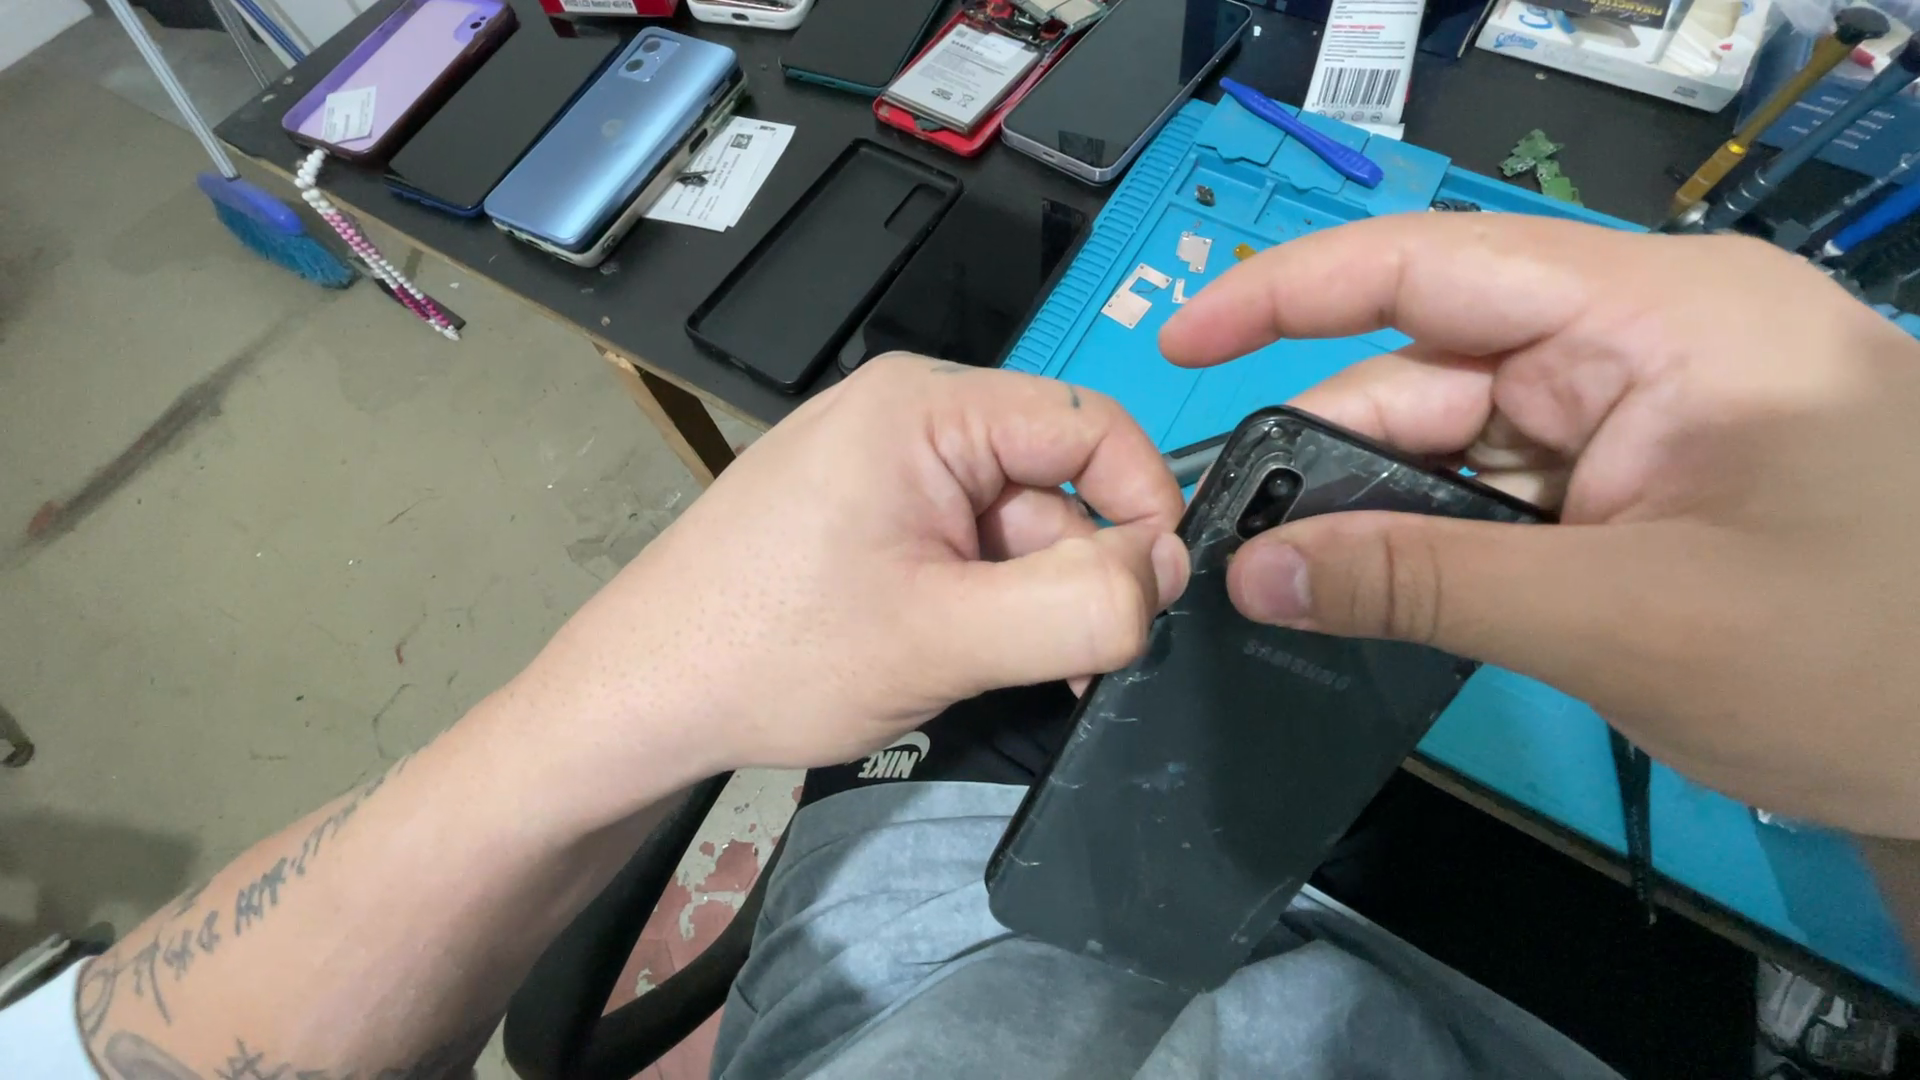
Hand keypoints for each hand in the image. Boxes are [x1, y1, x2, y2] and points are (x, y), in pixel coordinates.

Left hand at [499, 356, 1187, 791]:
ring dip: (1024, 602)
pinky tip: (957, 652)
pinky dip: (983, 603)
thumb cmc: (775, 655)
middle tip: (1062, 669)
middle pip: (1049, 485)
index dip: (1143, 503)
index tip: (1153, 595)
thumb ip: (1075, 606)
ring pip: (1009, 529)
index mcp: (926, 408)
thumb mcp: (944, 638)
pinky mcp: (867, 515)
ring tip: (986, 668)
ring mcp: (883, 469)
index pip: (1088, 423)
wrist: (640, 698)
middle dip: (1071, 578)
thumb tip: (1169, 568)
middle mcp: (908, 418)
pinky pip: (962, 547)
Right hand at [1161, 214, 1919, 838]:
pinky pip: (1453, 494)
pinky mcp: (1587, 484)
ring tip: (1293, 579)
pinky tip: (1362, 583)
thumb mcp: (1619, 620)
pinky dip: (1398, 539)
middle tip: (1239, 544)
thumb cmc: (1874, 668)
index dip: (1287, 294)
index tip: (1183, 341)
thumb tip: (1251, 574)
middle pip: (1409, 375)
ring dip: (1354, 512)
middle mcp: (1615, 349)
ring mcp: (1600, 420)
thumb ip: (1416, 586)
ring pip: (1420, 445)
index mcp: (1652, 321)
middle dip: (1318, 458)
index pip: (1429, 265)